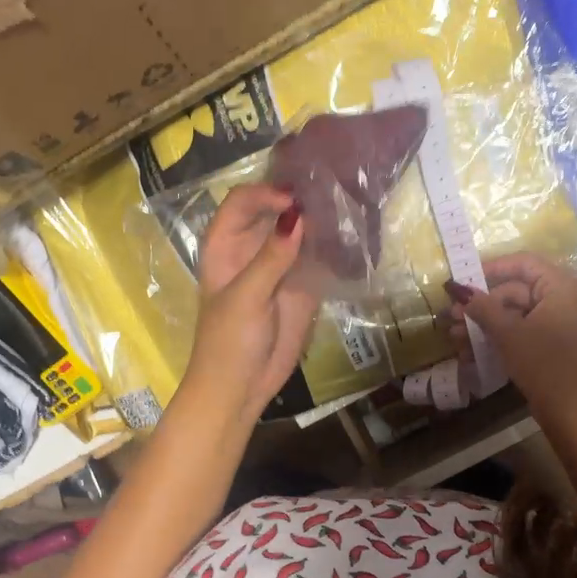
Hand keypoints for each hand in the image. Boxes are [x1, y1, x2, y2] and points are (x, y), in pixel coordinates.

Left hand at [183, 184, 325, 425]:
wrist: (240, 387)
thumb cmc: (228, 341)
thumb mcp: (246, 297)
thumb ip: (271, 257)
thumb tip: (299, 217)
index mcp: (224, 245)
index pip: (243, 202)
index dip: (266, 194)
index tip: (295, 202)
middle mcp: (252, 249)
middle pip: (274, 211)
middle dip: (298, 200)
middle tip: (331, 190)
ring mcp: (278, 268)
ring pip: (299, 233)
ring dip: (319, 222)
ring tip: (347, 208)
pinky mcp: (301, 288)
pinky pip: (317, 260)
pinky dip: (332, 249)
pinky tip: (352, 239)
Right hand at [446, 252, 576, 425]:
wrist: (566, 407)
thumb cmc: (541, 362)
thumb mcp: (507, 332)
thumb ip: (481, 307)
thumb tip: (456, 288)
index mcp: (558, 286)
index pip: (523, 263)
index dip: (492, 268)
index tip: (465, 281)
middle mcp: (560, 298)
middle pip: (514, 290)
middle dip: (481, 305)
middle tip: (452, 316)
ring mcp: (554, 322)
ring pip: (512, 313)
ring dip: (483, 324)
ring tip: (454, 336)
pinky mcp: (546, 343)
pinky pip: (518, 331)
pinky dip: (496, 337)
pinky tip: (469, 351)